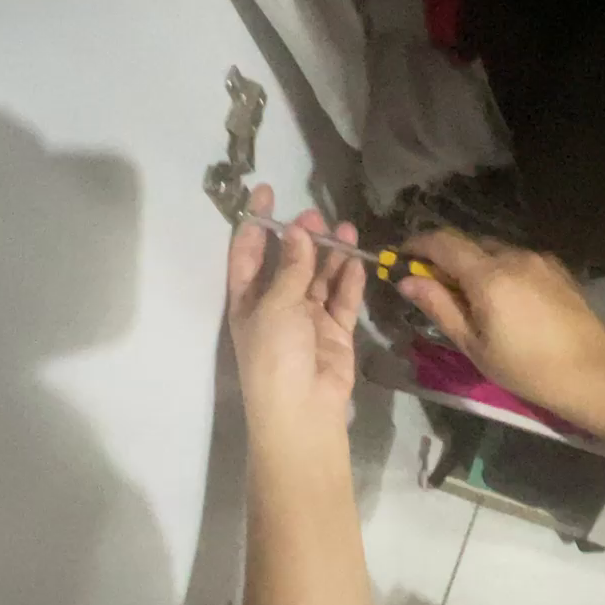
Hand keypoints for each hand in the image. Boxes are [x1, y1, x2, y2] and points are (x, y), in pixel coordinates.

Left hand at [226, 185, 365, 436]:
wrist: (302, 411)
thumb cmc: (275, 356)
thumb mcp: (275, 307)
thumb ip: (289, 268)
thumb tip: (296, 231)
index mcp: (248, 301)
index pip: (247, 254)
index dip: (255, 224)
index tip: (267, 193)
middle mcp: (277, 307)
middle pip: (289, 263)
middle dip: (302, 238)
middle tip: (317, 216)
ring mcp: (307, 320)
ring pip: (320, 279)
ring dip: (331, 255)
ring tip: (345, 230)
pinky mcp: (335, 333)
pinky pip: (343, 300)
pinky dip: (349, 281)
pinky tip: (357, 261)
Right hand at [396, 229, 604, 420]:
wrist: (591, 373)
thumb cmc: (525, 368)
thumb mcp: (473, 345)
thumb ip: (439, 307)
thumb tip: (407, 281)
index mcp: (488, 276)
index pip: (443, 243)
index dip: (416, 245)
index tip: (400, 256)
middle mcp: (514, 256)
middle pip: (469, 244)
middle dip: (445, 259)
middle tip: (434, 287)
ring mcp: (539, 259)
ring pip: (494, 252)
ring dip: (475, 266)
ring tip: (472, 300)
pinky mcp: (557, 269)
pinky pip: (518, 261)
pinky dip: (500, 271)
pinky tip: (506, 301)